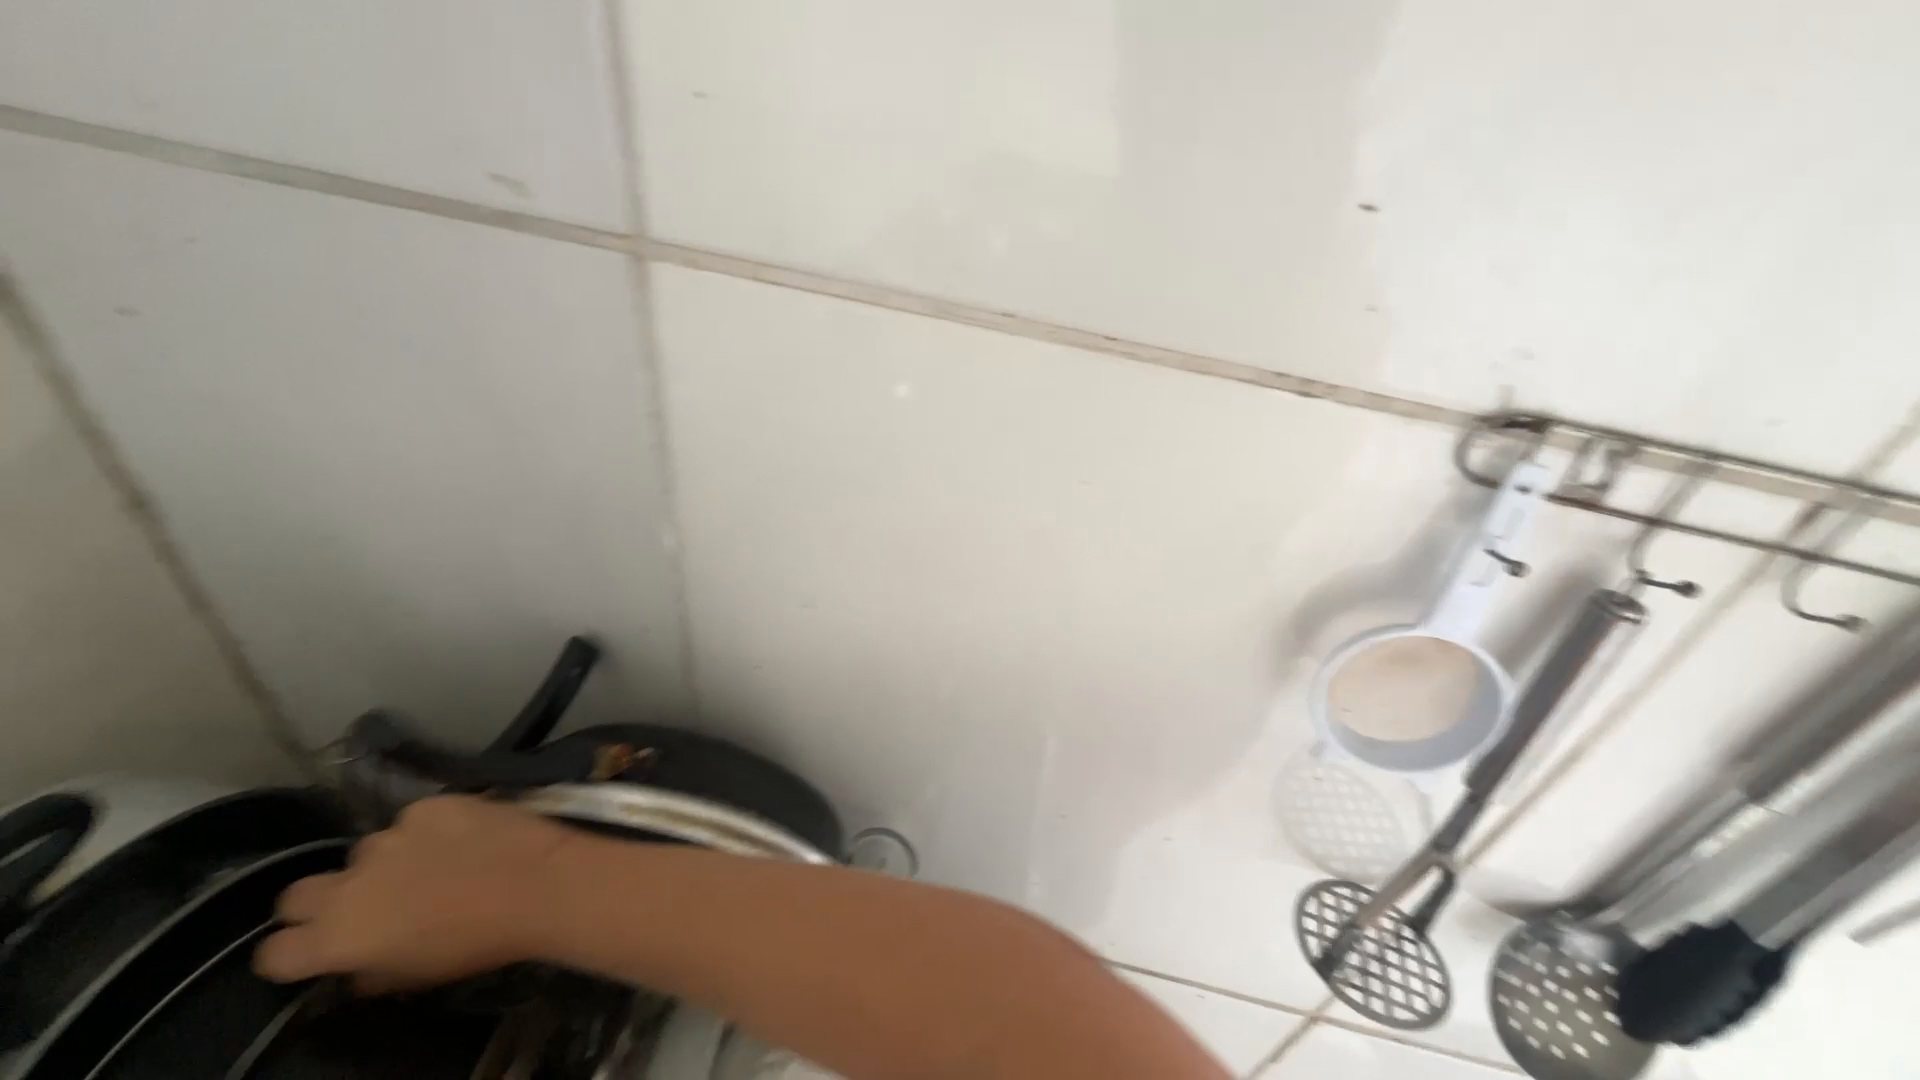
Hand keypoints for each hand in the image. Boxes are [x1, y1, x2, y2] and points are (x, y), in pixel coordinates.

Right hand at [254, 795, 574, 992]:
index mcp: (337, 937)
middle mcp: (348, 884)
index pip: (275, 952)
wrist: (538, 883)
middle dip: (321, 900)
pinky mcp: (427, 805)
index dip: (294, 952)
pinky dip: (431, 829)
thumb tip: (356, 965)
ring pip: (366, 851)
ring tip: (436, 865)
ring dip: (387, 861)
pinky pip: (415, 820)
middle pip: (299, 893)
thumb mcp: (416, 975)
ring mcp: (387, 836)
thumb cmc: (479, 942)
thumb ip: (370, 971)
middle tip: (367, 903)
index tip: (314, 949)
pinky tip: (466, 836)